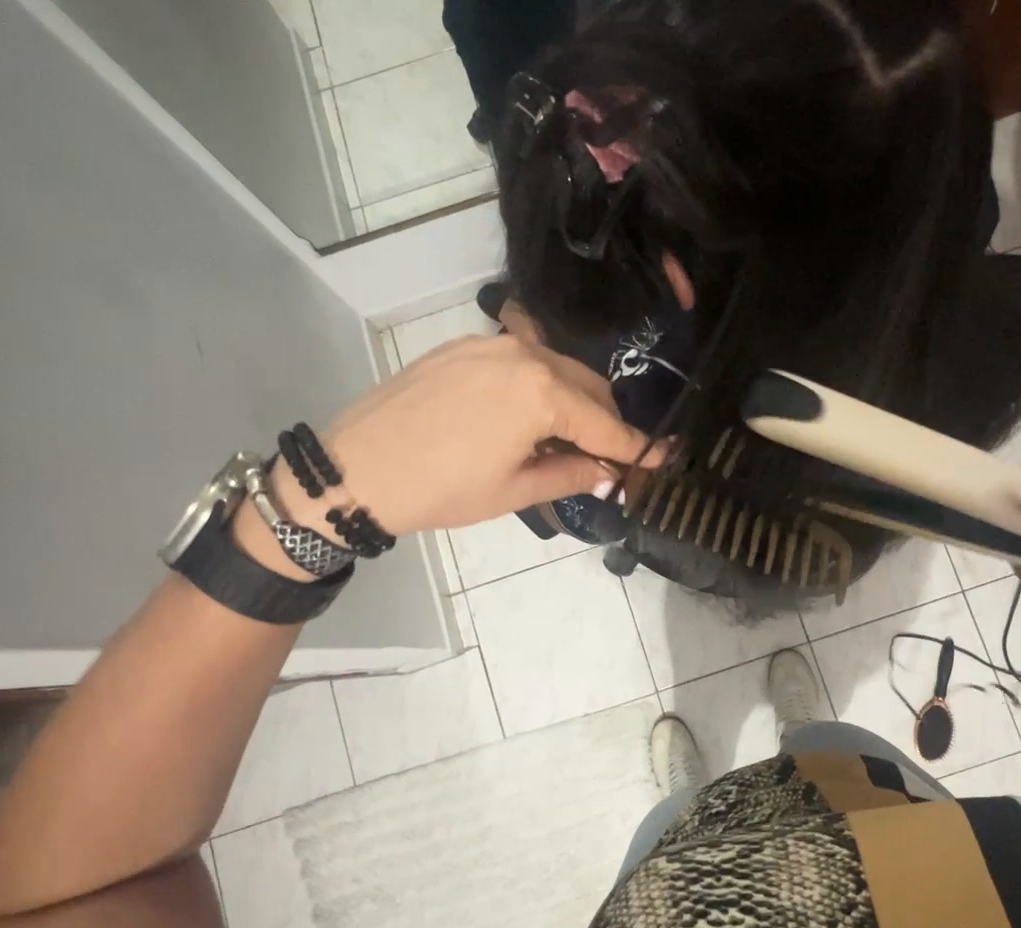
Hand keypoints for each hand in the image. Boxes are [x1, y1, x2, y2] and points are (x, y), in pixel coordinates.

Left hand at [274, 334, 657, 537]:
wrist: (356, 468)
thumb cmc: (440, 489)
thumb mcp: (513, 491)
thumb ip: (570, 474)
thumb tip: (608, 473)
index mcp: (542, 393)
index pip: (605, 423)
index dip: (637, 447)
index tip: (664, 458)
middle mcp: (525, 354)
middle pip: (587, 386)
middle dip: (605, 422)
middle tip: (608, 459)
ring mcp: (490, 342)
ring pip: (555, 369)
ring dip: (571, 401)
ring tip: (563, 441)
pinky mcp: (463, 345)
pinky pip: (520, 360)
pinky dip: (537, 386)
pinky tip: (525, 417)